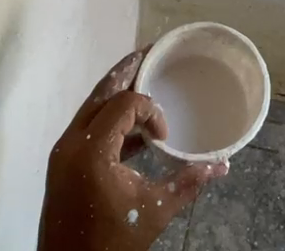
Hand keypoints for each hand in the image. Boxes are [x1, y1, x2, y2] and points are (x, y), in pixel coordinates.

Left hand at [36, 50, 227, 250]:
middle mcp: (71, 142)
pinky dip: (108, 117)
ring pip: (91, 107)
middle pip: (101, 92)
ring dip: (117, 93)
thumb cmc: (111, 243)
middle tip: (153, 53)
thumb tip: (222, 164)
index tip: (165, 136)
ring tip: (144, 81)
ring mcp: (63, 152)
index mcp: (92, 150)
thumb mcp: (154, 212)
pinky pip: (87, 126)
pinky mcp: (62, 163)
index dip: (151, 111)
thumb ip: (187, 182)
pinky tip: (132, 128)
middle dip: (128, 71)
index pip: (124, 104)